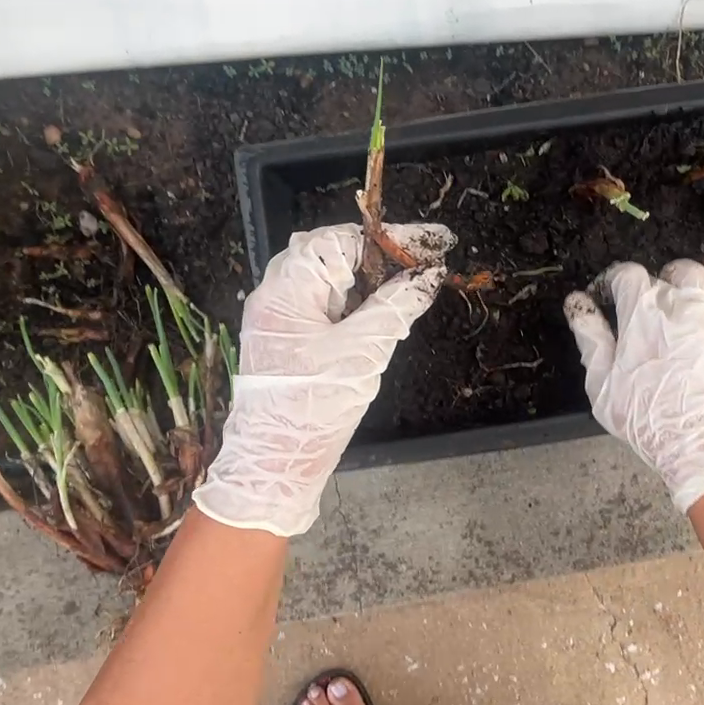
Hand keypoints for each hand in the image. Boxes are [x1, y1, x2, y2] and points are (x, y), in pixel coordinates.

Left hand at [192, 223, 449, 535]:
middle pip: (329, 255)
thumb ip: (395, 308)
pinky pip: (322, 308)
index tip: (429, 244)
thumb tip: (428, 275)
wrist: (274, 465)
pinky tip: (376, 322)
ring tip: (402, 295)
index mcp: (285, 291)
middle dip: (377, 259)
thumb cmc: (313, 408)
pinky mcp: (286, 341)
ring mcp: (277, 320)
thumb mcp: (362, 354)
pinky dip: (352, 307)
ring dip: (366, 284)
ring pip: (326, 282)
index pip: (338, 241)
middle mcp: (274, 296)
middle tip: (418, 269)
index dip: (386, 239)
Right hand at [564, 260, 703, 511]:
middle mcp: (680, 301)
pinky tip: (700, 328)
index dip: (612, 283)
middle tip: (641, 313)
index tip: (608, 298)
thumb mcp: (602, 382)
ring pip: (698, 278)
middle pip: (662, 274)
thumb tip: (576, 301)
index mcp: (642, 310)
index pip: (626, 274)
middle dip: (649, 287)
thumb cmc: (647, 416)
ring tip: (674, 309)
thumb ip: (590, 337)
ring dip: (682, 285)